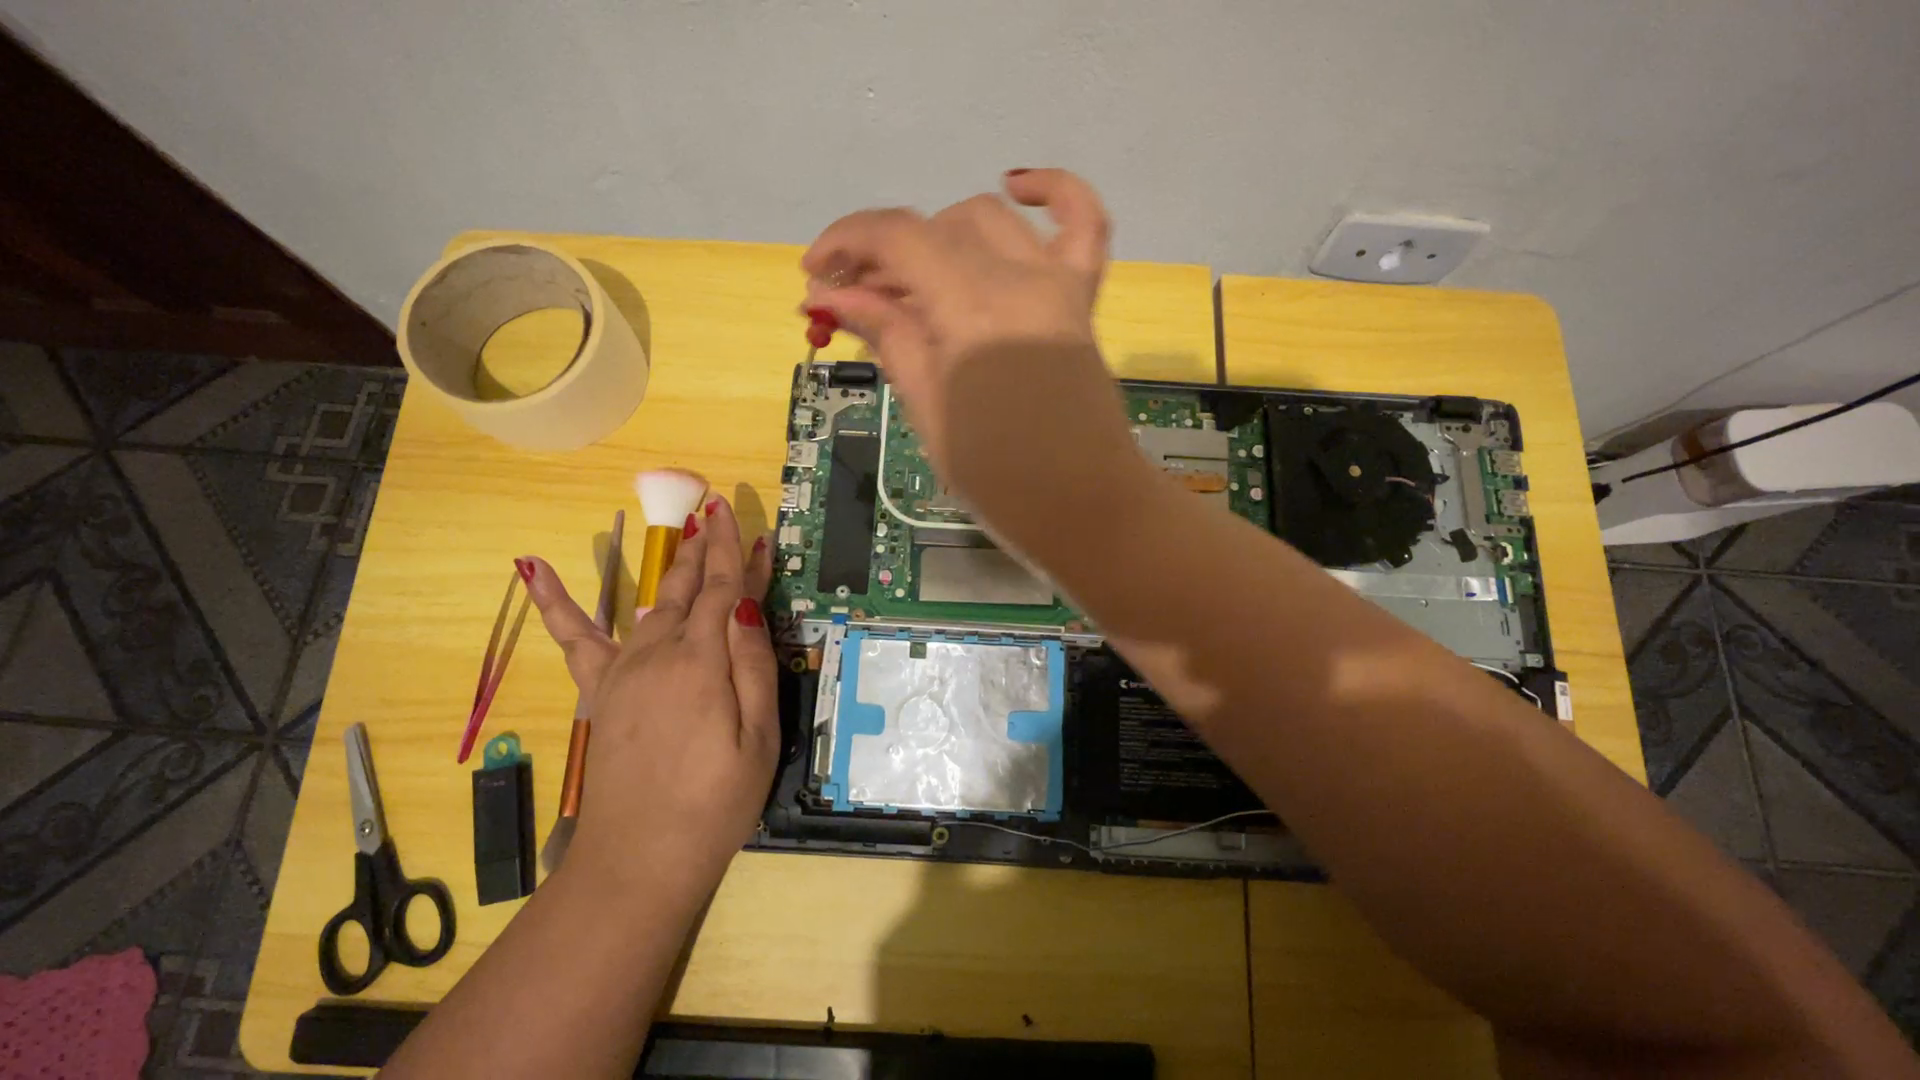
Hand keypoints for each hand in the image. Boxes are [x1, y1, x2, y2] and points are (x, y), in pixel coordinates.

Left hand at [520, 496, 776, 898]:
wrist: (642, 857)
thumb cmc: (715, 802)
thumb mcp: (757, 738)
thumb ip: (751, 666)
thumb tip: (746, 604)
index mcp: (700, 663)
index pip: (723, 592)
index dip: (734, 554)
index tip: (740, 518)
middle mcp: (657, 653)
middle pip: (687, 589)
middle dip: (705, 549)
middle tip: (715, 511)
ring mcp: (622, 670)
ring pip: (650, 604)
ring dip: (670, 567)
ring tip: (682, 533)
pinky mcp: (600, 691)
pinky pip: (575, 638)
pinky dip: (555, 601)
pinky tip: (532, 568)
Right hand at [801, 168, 1111, 470]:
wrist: (1084, 508)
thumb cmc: (998, 476)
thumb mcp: (928, 409)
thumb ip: (888, 336)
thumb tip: (831, 295)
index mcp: (972, 308)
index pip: (898, 237)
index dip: (845, 243)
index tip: (812, 278)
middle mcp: (1018, 278)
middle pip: (936, 229)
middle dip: (880, 256)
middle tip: (850, 301)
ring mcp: (1059, 283)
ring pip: (989, 220)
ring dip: (938, 235)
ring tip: (912, 281)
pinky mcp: (1083, 299)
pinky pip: (1083, 222)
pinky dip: (1055, 192)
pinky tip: (1016, 186)